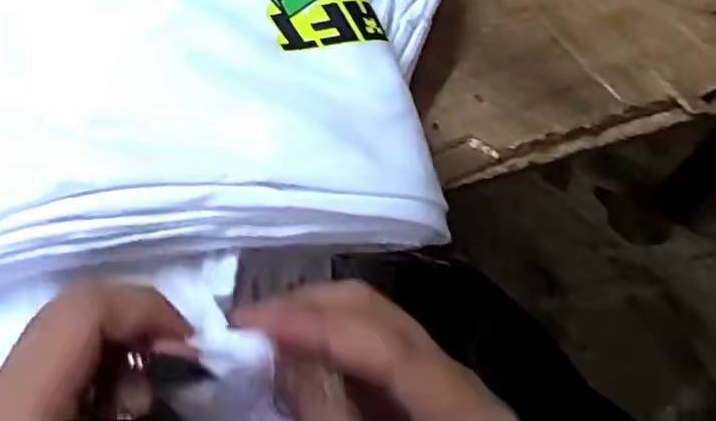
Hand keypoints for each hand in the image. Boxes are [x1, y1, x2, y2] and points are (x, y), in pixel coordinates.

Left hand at [0, 282, 193, 420]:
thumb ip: (144, 400)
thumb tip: (185, 354)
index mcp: (16, 398)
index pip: (82, 308)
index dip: (144, 308)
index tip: (192, 339)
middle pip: (68, 316)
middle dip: (131, 328)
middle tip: (175, 367)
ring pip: (55, 342)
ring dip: (110, 355)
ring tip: (142, 398)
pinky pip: (43, 371)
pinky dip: (85, 378)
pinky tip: (110, 408)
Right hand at [232, 281, 514, 420]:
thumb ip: (329, 416)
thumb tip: (277, 355)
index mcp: (467, 406)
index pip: (382, 340)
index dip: (312, 324)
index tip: (248, 321)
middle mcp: (461, 377)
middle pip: (373, 309)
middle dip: (305, 306)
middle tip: (249, 320)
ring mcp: (447, 378)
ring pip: (371, 317)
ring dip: (313, 316)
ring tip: (265, 330)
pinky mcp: (430, 388)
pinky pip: (373, 343)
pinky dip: (330, 339)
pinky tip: (299, 351)